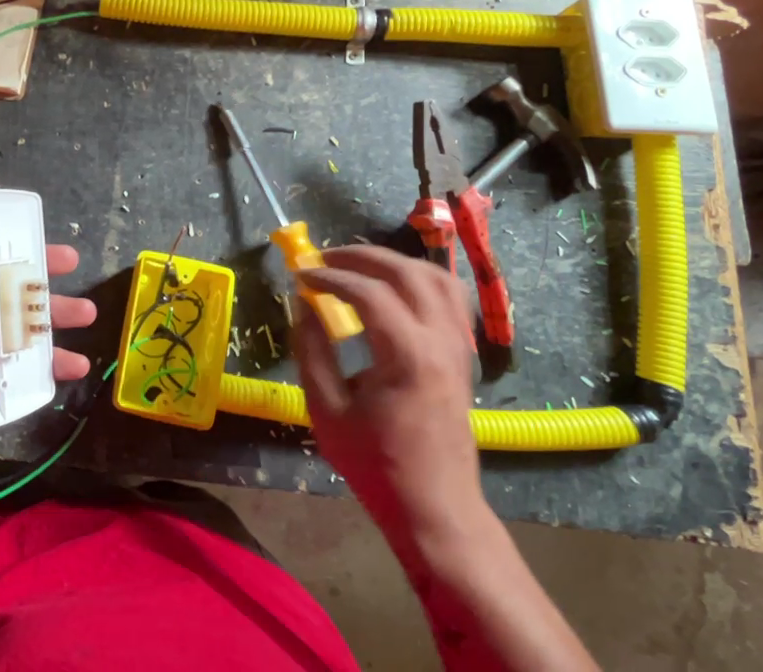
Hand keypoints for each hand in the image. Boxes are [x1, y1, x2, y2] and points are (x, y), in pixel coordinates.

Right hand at [292, 246, 485, 542]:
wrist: (433, 505)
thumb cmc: (374, 463)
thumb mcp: (326, 410)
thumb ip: (313, 351)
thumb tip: (305, 307)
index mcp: (407, 356)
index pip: (368, 293)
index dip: (329, 277)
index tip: (300, 276)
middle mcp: (441, 342)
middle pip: (407, 272)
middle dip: (362, 257)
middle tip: (325, 259)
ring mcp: (459, 347)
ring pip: (436, 278)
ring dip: (394, 263)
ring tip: (357, 266)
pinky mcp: (462, 356)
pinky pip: (449, 299)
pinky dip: (419, 281)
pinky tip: (391, 290)